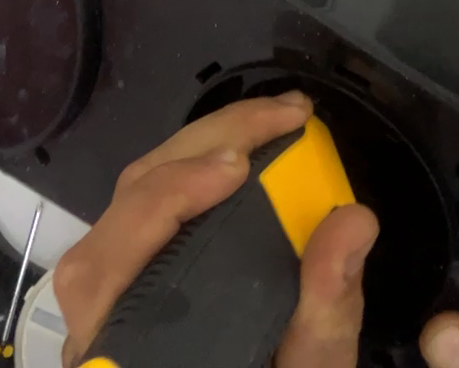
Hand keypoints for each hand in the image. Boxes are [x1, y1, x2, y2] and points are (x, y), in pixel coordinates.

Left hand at [52, 92, 379, 367]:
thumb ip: (322, 308)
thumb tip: (355, 219)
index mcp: (120, 351)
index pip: (102, 268)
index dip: (165, 200)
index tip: (239, 165)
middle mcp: (102, 310)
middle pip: (128, 201)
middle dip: (207, 142)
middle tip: (288, 114)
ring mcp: (119, 277)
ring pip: (140, 187)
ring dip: (209, 141)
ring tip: (278, 118)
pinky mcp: (146, 254)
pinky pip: (161, 193)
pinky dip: (205, 159)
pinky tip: (252, 147)